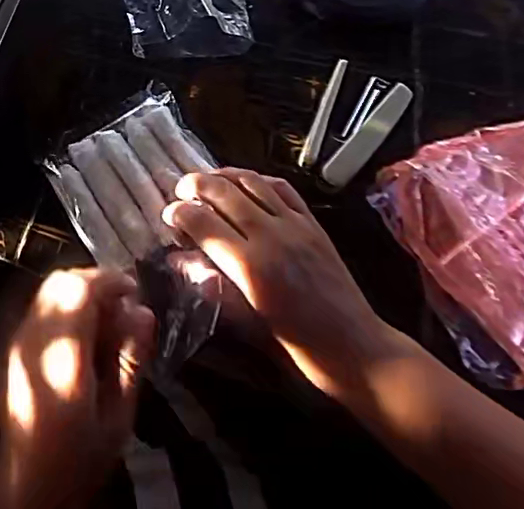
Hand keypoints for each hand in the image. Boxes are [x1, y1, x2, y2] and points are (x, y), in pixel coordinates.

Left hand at [0, 269, 155, 508]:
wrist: (26, 489)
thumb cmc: (78, 459)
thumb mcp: (118, 418)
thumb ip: (131, 361)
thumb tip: (143, 313)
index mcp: (61, 357)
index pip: (80, 290)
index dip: (109, 280)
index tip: (133, 291)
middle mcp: (33, 340)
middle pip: (61, 283)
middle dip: (95, 283)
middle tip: (122, 306)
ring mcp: (15, 343)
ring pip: (48, 292)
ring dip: (79, 293)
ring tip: (104, 320)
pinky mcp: (9, 350)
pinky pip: (39, 309)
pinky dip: (63, 307)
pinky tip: (81, 335)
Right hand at [164, 168, 389, 395]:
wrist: (356, 348)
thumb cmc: (298, 348)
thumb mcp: (249, 324)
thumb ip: (213, 287)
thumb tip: (181, 260)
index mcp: (250, 266)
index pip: (203, 223)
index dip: (180, 213)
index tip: (168, 215)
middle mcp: (270, 235)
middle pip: (224, 192)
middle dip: (196, 184)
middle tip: (180, 189)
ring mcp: (294, 224)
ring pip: (252, 182)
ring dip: (224, 174)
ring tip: (207, 178)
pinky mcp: (313, 222)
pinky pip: (281, 188)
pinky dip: (258, 179)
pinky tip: (247, 182)